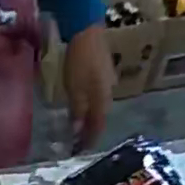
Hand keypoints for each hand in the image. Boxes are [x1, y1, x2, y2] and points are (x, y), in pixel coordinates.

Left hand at [62, 25, 113, 152]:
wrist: (87, 32)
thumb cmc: (80, 64)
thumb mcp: (75, 92)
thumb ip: (77, 113)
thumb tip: (77, 133)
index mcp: (102, 104)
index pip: (97, 130)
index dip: (89, 142)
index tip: (80, 153)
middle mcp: (108, 97)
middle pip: (99, 120)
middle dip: (89, 133)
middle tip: (78, 143)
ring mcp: (108, 85)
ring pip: (99, 110)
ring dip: (90, 121)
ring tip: (80, 129)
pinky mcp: (105, 75)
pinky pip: (98, 99)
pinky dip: (91, 108)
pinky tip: (84, 110)